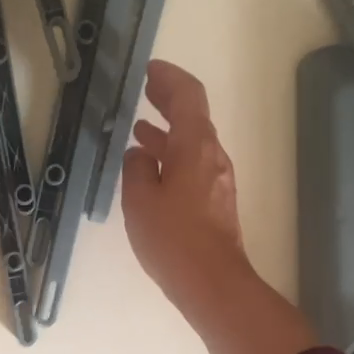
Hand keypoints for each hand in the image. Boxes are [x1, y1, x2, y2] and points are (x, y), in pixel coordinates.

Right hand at [119, 60, 258, 315]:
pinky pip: (193, 168)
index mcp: (195, 147)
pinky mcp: (215, 203)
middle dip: (169, 101)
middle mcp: (212, 157)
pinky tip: (154, 171)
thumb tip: (139, 155)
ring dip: (168, 134)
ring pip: (192, 145)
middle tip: (147, 90)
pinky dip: (173, 158)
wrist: (212, 282)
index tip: (151, 71)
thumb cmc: (173, 239)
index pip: (187, 96)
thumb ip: (136, 170)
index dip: (170, 78)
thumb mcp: (140, 201)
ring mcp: (217, 181)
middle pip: (193, 117)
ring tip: (141, 131)